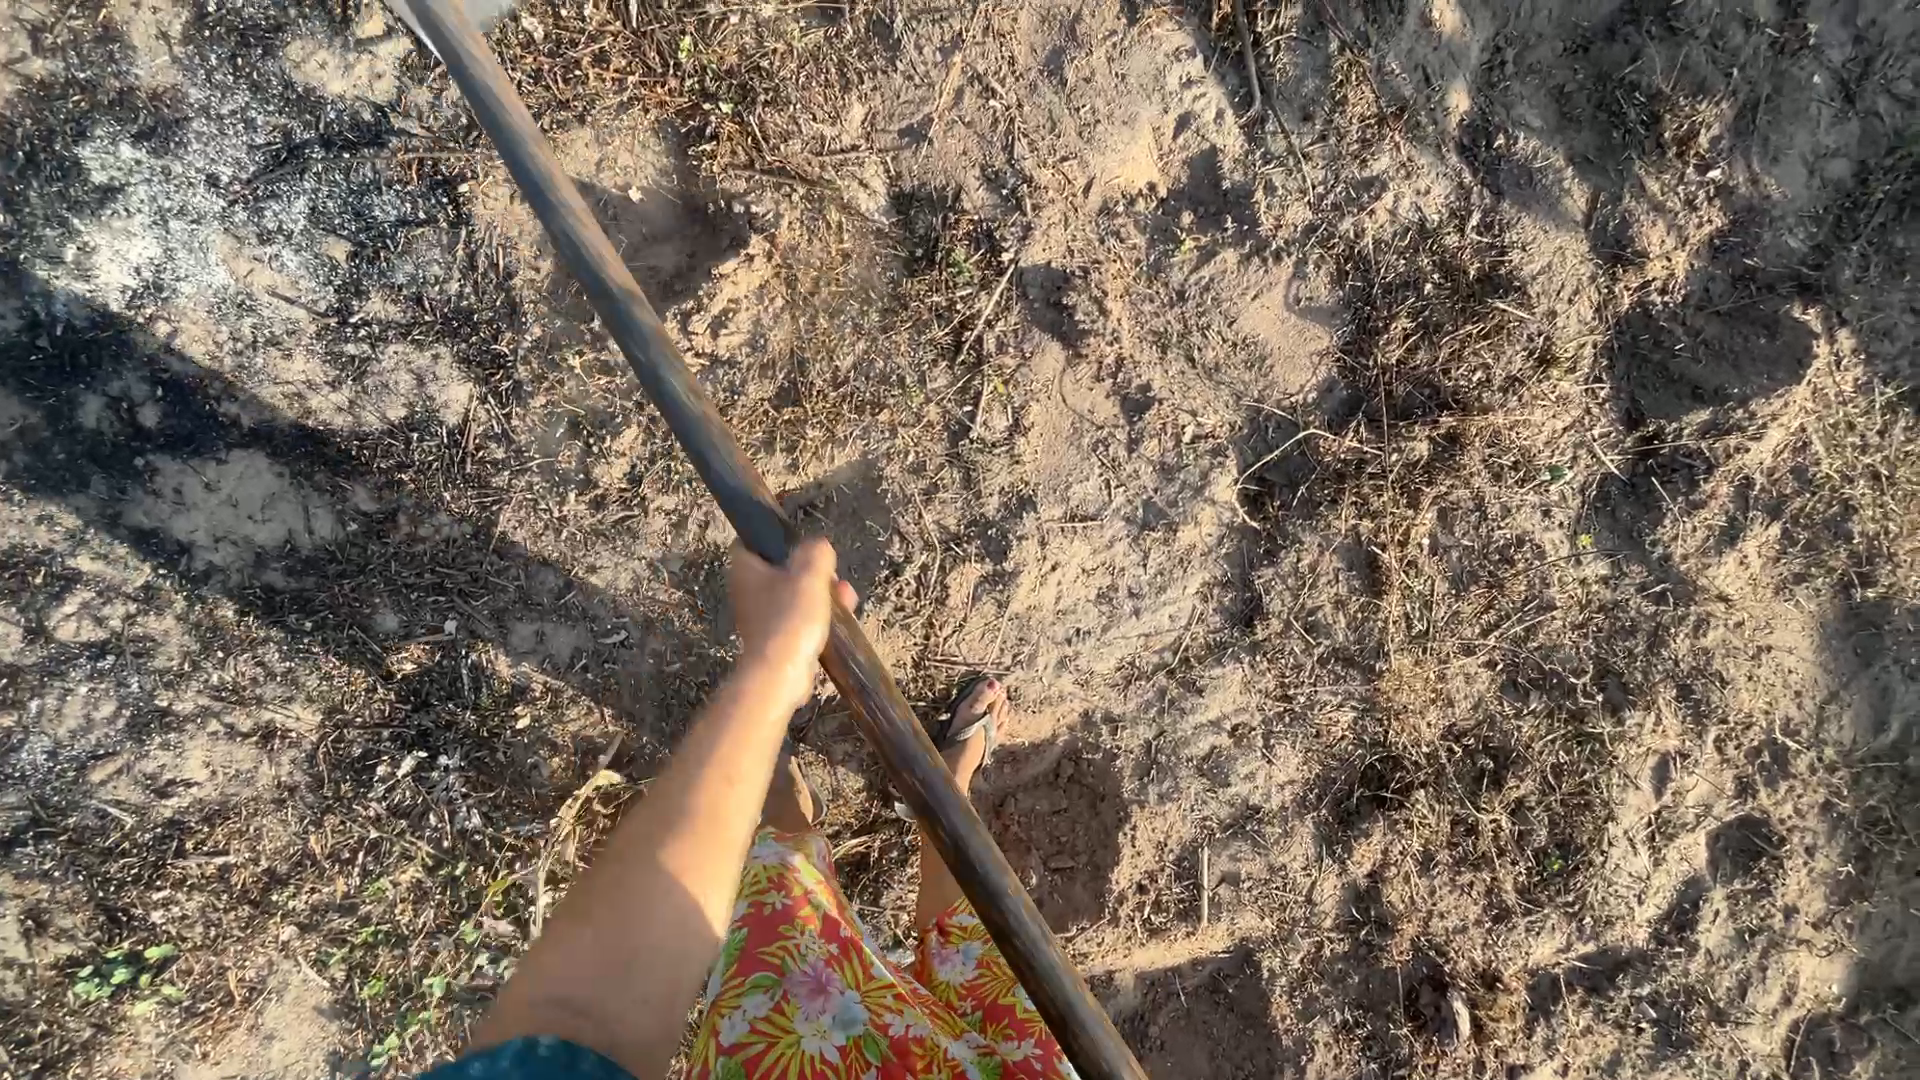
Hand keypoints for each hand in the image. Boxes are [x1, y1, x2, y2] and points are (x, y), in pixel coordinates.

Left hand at [727, 538, 857, 709]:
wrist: (781, 673)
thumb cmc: (791, 618)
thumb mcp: (809, 574)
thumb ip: (816, 553)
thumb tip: (818, 546)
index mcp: (745, 570)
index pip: (750, 542)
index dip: (776, 538)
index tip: (800, 544)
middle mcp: (746, 592)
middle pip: (779, 570)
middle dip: (810, 571)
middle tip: (831, 576)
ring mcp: (759, 618)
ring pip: (792, 595)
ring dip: (820, 594)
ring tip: (845, 597)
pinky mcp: (774, 640)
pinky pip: (797, 619)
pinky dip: (817, 616)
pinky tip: (840, 619)